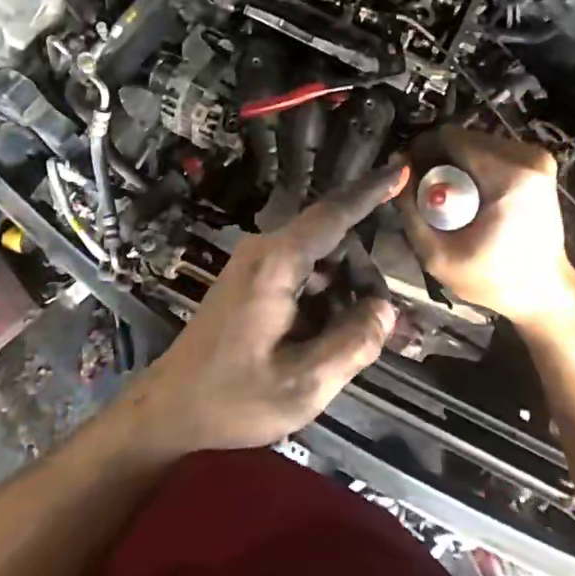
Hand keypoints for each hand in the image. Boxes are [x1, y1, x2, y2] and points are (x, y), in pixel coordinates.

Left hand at [124, 162, 409, 453]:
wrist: (173, 406)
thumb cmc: (234, 397)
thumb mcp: (305, 382)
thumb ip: (353, 342)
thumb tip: (385, 309)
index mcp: (275, 264)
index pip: (331, 216)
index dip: (369, 193)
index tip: (401, 170)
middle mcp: (263, 253)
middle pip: (332, 243)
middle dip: (362, 279)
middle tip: (378, 331)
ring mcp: (254, 267)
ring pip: (319, 263)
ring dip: (343, 295)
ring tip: (351, 345)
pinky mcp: (251, 284)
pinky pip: (300, 278)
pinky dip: (323, 302)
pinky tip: (327, 342)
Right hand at [397, 128, 574, 335]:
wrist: (544, 292)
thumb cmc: (492, 279)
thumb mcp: (436, 254)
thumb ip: (410, 208)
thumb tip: (395, 166)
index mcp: (510, 176)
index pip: (449, 138)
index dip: (420, 153)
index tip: (408, 178)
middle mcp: (528, 158)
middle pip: (460, 138)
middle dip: (435, 160)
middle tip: (424, 193)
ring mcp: (537, 158)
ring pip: (472, 142)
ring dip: (450, 165)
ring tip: (445, 198)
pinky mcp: (536, 163)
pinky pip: (486, 151)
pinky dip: (468, 168)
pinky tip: (465, 196)